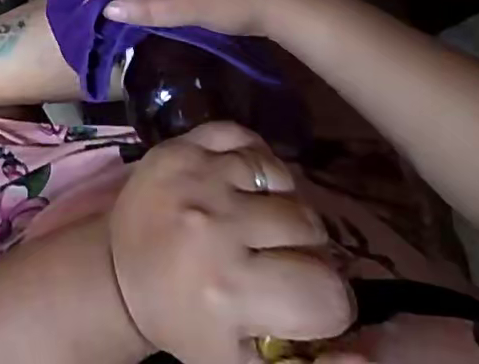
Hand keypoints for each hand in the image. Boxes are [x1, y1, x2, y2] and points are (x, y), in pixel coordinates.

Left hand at [108, 121, 351, 363]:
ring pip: (283, 178)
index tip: (312, 300)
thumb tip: (360, 354)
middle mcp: (215, 225)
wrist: (117, 270)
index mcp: (228, 290)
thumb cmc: (183, 319)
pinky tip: (248, 182)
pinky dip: (257, 158)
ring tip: (264, 220)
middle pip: (309, 227)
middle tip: (284, 258)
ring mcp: (198, 175)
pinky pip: (247, 137)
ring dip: (284, 202)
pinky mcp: (182, 144)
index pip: (325, 293)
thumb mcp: (237, 361)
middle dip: (307, 249)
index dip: (330, 302)